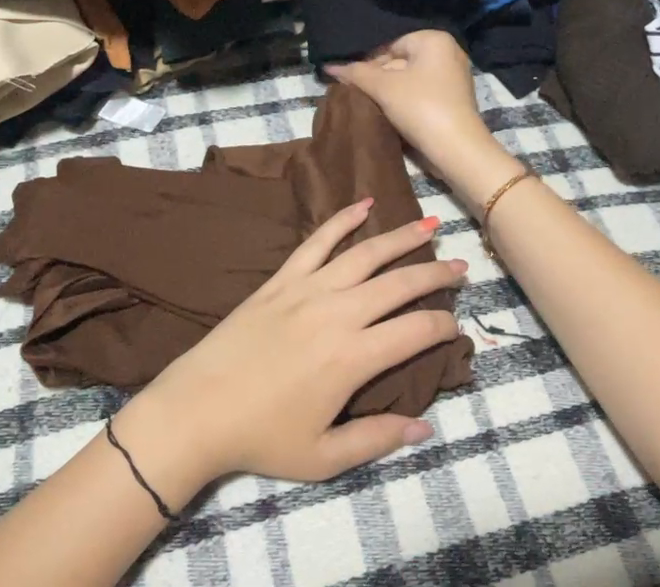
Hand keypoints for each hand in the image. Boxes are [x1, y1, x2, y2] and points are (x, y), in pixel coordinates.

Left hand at [116, 200, 465, 490]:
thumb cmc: (261, 437)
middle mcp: (336, 314)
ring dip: (401, 237)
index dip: (444, 327)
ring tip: (431, 226)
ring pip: (365, 254)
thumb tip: (424, 427)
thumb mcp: (323, 456)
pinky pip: (316, 242)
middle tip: (463, 268)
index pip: (416, 331)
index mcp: (352, 358)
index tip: (456, 329)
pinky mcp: (280, 281)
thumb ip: (377, 440)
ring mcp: (306, 290)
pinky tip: (363, 204)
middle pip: (399, 284)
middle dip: (437, 274)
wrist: (196, 410)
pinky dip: (341, 220)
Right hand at [325, 31, 494, 166]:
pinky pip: (422, 93)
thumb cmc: (420, 107)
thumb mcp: (383, 87)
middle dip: (378, 77)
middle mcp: (448, 52)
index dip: (368, 62)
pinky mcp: (453, 99)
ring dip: (390, 91)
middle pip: (400, 61)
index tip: (352, 80)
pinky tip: (390, 113)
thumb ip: (356, 73)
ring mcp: (453, 77)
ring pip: (410, 79)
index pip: (391, 44)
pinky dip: (406, 101)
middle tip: (357, 93)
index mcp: (434, 40)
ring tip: (370, 104)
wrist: (456, 148)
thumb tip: (330, 66)